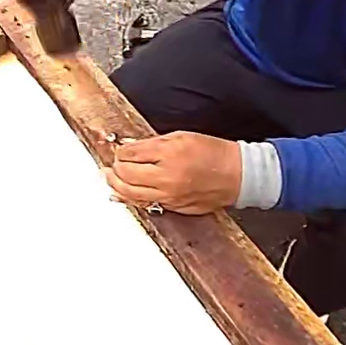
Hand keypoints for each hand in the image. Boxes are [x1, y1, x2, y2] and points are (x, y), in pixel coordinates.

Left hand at [104, 132, 240, 214]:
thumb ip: (151, 143)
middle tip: (108, 165)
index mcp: (168, 155)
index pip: (130, 154)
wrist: (237, 175)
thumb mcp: (181, 137)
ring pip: (130, 194)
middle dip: (113, 169)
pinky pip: (144, 204)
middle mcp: (166, 178)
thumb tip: (128, 147)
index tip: (119, 150)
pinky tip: (121, 194)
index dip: (120, 152)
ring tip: (109, 178)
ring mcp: (168, 196)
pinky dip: (129, 198)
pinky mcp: (173, 207)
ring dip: (115, 185)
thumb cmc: (213, 152)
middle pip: (124, 175)